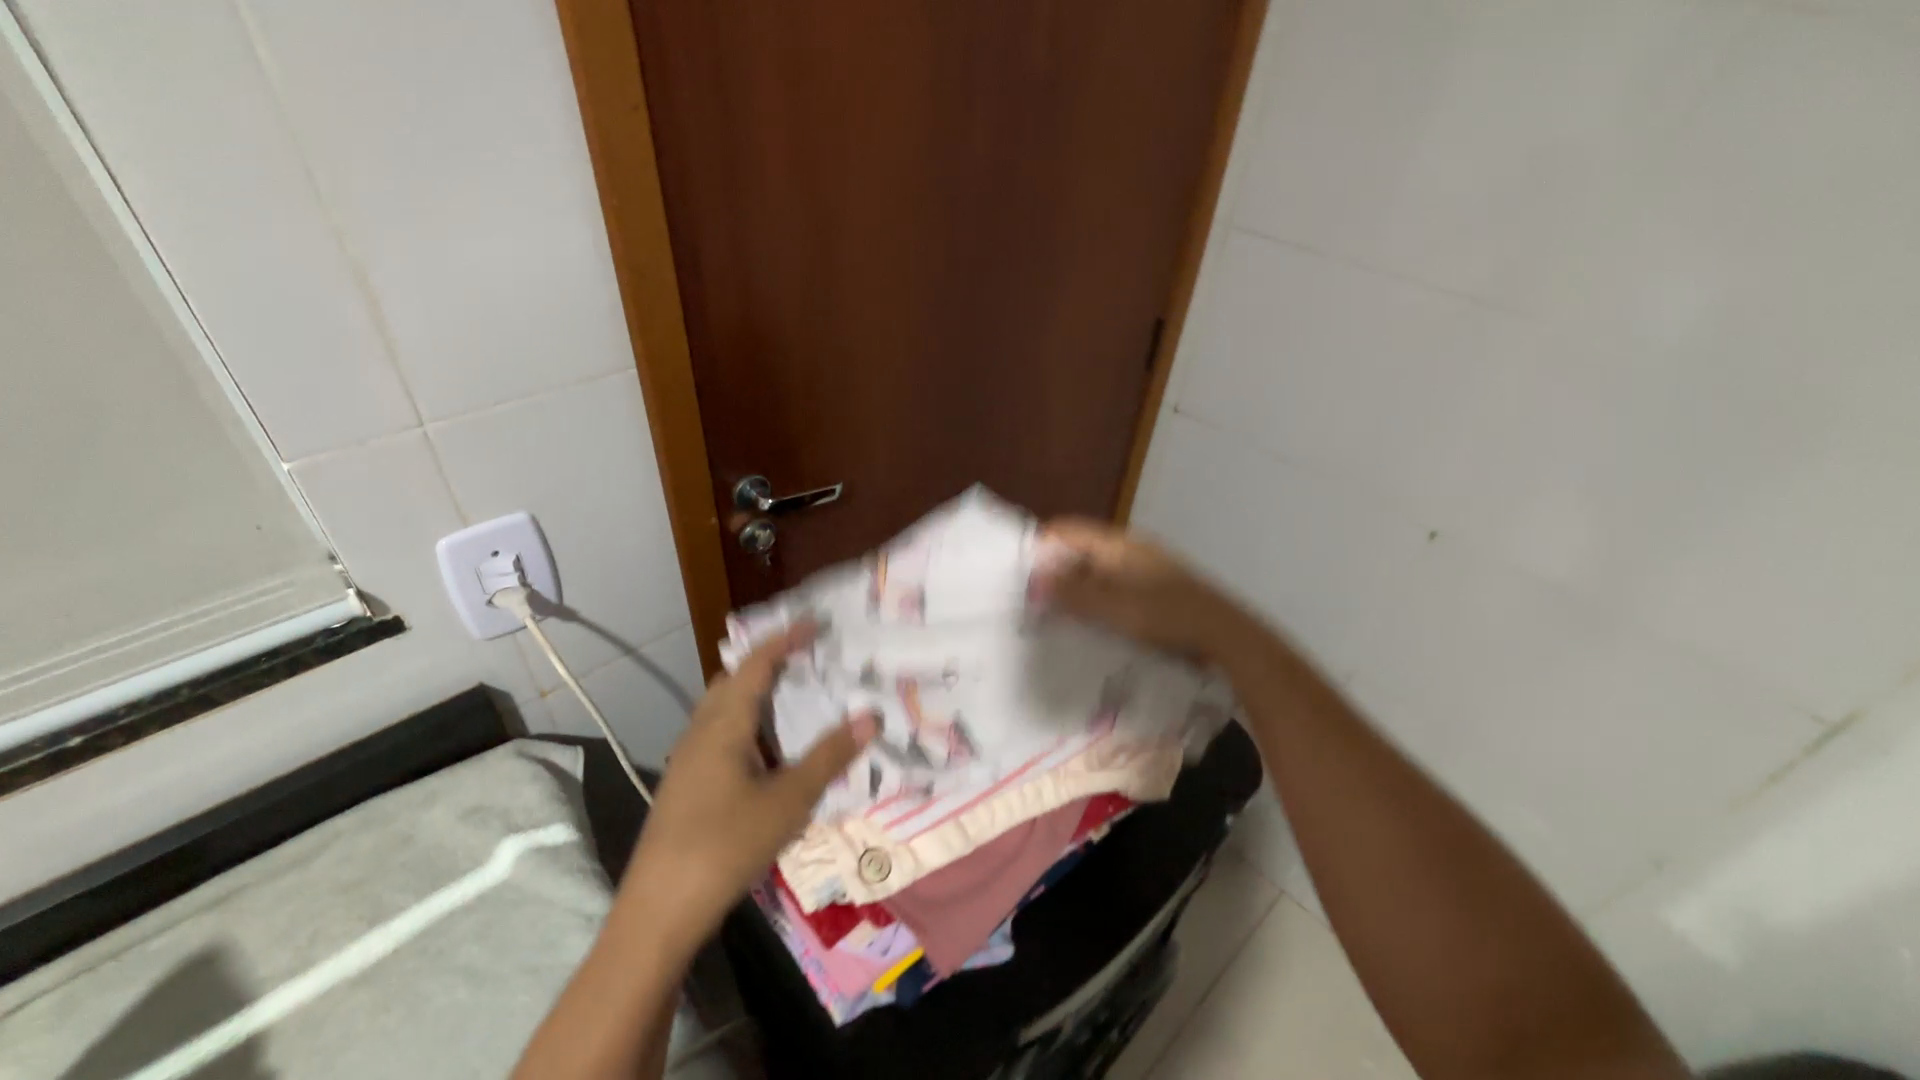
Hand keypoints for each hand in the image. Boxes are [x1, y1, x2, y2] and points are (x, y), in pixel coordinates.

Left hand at [619, 623, 873, 951]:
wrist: (661, 906)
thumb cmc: (727, 843)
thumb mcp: (789, 801)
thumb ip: (829, 757)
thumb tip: (869, 716)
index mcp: (724, 725)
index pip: (755, 664)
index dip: (784, 639)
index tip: (814, 624)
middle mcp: (700, 733)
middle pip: (732, 683)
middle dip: (767, 667)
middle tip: (807, 665)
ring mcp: (687, 761)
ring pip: (722, 713)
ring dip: (756, 701)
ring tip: (796, 709)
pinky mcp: (685, 787)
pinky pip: (719, 740)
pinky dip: (747, 731)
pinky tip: (769, 761)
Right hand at [1034, 518, 1253, 661]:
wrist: (1222, 635)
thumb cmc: (1165, 615)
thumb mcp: (1112, 607)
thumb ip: (1072, 593)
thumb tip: (1034, 579)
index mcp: (1118, 544)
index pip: (1067, 530)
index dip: (1040, 546)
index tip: (1018, 573)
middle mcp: (1130, 549)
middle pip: (1080, 551)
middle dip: (1054, 571)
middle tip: (1030, 597)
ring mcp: (1144, 569)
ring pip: (1097, 572)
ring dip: (1075, 589)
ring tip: (1053, 614)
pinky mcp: (1154, 591)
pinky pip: (1113, 588)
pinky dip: (1096, 600)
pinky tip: (1088, 622)